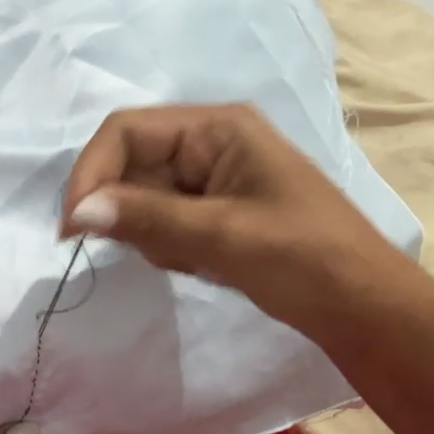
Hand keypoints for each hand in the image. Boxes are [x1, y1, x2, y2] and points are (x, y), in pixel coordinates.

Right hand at [59, 104, 407, 333]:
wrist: (361, 306)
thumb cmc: (302, 258)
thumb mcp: (220, 235)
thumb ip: (145, 218)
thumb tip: (77, 212)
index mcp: (217, 127)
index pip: (125, 131)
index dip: (91, 173)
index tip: (72, 229)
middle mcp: (209, 142)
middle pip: (129, 164)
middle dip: (125, 210)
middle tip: (148, 251)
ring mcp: (210, 178)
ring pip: (140, 197)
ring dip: (148, 233)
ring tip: (192, 259)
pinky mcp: (212, 211)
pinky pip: (160, 221)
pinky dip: (165, 246)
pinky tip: (199, 264)